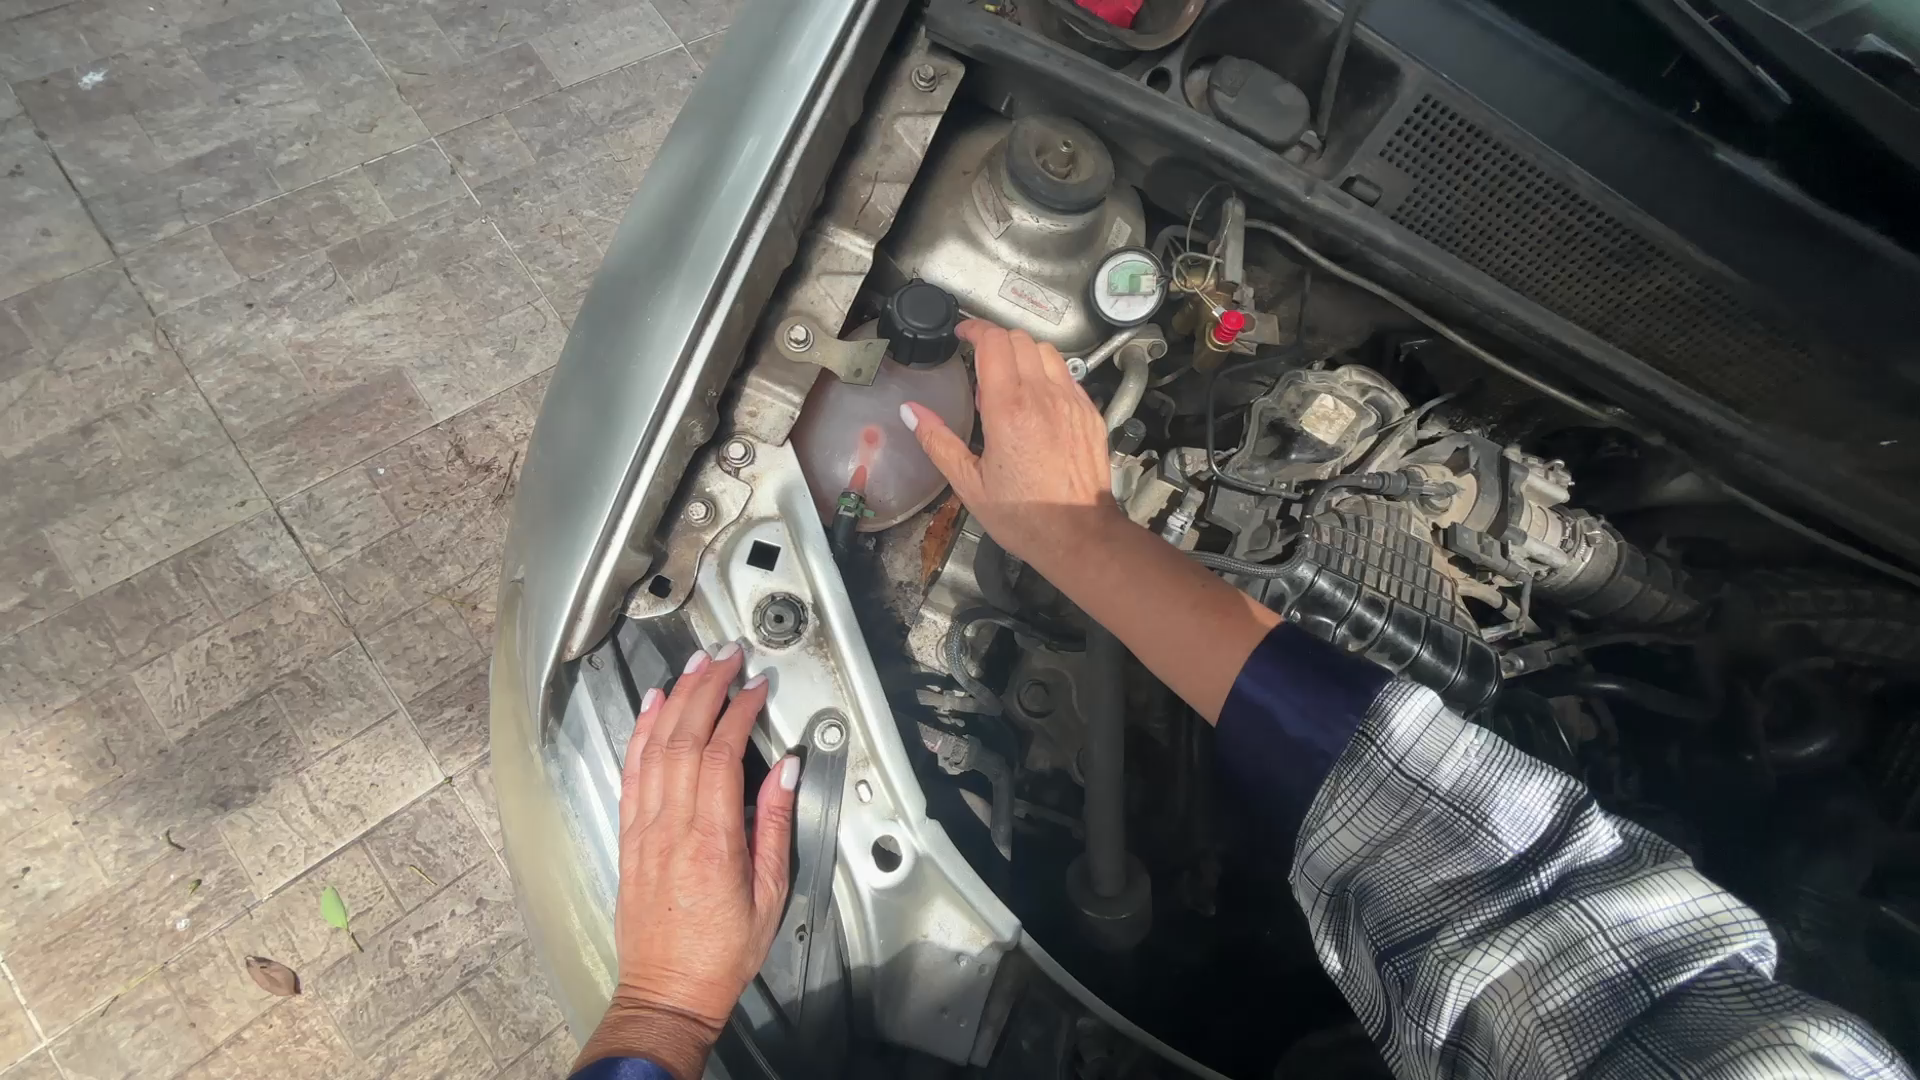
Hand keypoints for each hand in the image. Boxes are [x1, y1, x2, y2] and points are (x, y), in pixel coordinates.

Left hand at [574, 642, 798, 1079]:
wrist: (665, 993)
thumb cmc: (723, 949)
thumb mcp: (769, 893)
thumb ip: (775, 826)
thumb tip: (785, 770)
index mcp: (711, 840)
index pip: (722, 755)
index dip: (740, 711)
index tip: (757, 686)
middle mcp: (671, 826)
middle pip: (685, 738)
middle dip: (707, 688)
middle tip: (726, 655)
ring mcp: (644, 828)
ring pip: (655, 747)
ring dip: (676, 699)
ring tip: (694, 664)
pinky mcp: (629, 835)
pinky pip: (632, 772)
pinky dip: (640, 732)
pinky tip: (651, 706)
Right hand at [903, 320, 1123, 578]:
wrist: (1079, 535)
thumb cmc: (1024, 516)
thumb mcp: (969, 483)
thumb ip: (938, 441)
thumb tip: (911, 412)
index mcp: (1008, 409)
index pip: (993, 342)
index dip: (974, 329)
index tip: (961, 335)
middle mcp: (1043, 396)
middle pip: (1020, 340)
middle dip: (996, 341)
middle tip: (979, 365)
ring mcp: (1072, 402)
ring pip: (1047, 352)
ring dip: (1023, 354)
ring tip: (1008, 383)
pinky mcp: (1090, 414)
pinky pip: (1067, 376)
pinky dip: (1047, 375)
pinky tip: (1036, 402)